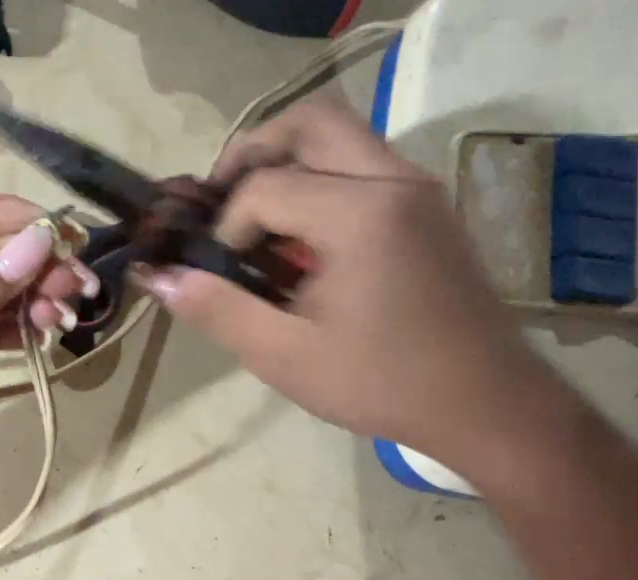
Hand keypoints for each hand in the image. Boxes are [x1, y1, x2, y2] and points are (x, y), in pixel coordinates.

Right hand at [143, 99, 572, 470]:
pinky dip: (316, 182)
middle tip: (217, 203)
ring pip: (340, 135)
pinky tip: (294, 241)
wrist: (481, 399)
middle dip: (251, 153)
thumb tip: (156, 279)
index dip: (225, 227)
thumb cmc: (379, 382)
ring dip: (284, 164)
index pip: (266, 186)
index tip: (218, 275)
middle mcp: (395, 182)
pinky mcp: (424, 206)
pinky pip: (360, 165)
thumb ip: (216, 309)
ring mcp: (417, 189)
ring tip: (249, 223)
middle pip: (310, 122)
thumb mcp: (283, 355)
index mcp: (362, 215)